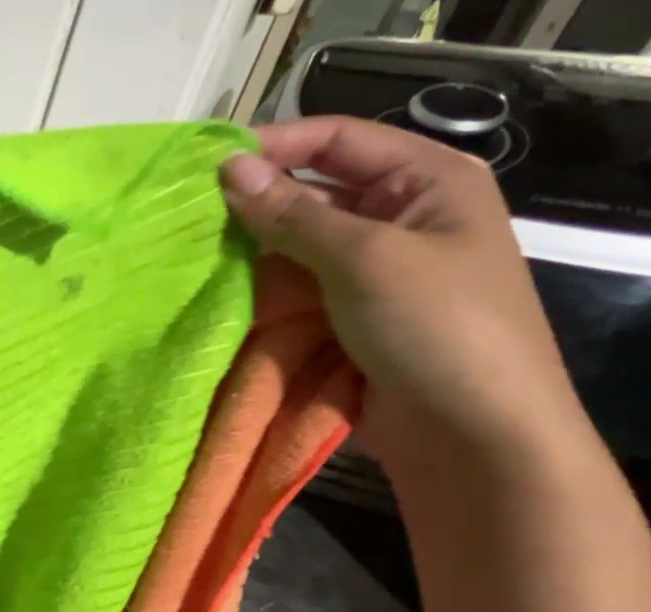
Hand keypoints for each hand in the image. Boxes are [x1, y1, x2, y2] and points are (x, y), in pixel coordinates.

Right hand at [219, 117, 583, 465]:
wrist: (469, 432)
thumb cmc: (436, 327)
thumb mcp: (364, 258)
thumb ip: (292, 214)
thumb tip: (228, 169)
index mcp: (427, 181)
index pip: (337, 140)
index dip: (274, 146)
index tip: (203, 169)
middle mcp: (398, 218)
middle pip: (312, 193)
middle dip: (251, 205)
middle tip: (182, 221)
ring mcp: (370, 273)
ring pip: (293, 248)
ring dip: (246, 255)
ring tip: (184, 260)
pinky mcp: (345, 320)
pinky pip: (292, 293)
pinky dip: (255, 295)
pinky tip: (211, 299)